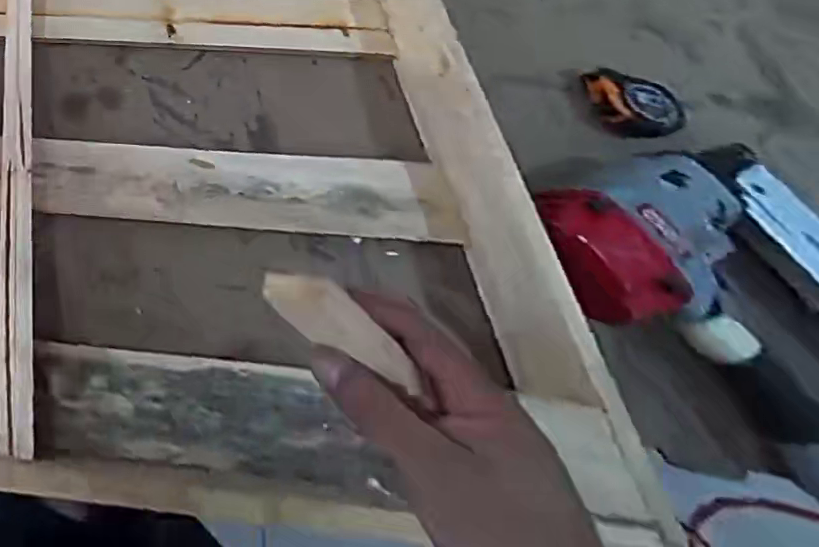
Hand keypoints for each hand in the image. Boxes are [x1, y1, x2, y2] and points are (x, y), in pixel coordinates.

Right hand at [312, 291, 599, 546]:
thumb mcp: (430, 468)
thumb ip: (375, 409)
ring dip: (379, 372)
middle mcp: (488, 413)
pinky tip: (371, 415)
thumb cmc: (498, 529)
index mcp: (485, 400)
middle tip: (322, 328)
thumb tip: (319, 351)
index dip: (376, 307)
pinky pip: (427, 421)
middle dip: (373, 337)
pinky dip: (392, 406)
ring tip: (335, 366)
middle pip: (423, 359)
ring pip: (424, 392)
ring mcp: (488, 445)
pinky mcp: (482, 473)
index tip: (328, 293)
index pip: (423, 334)